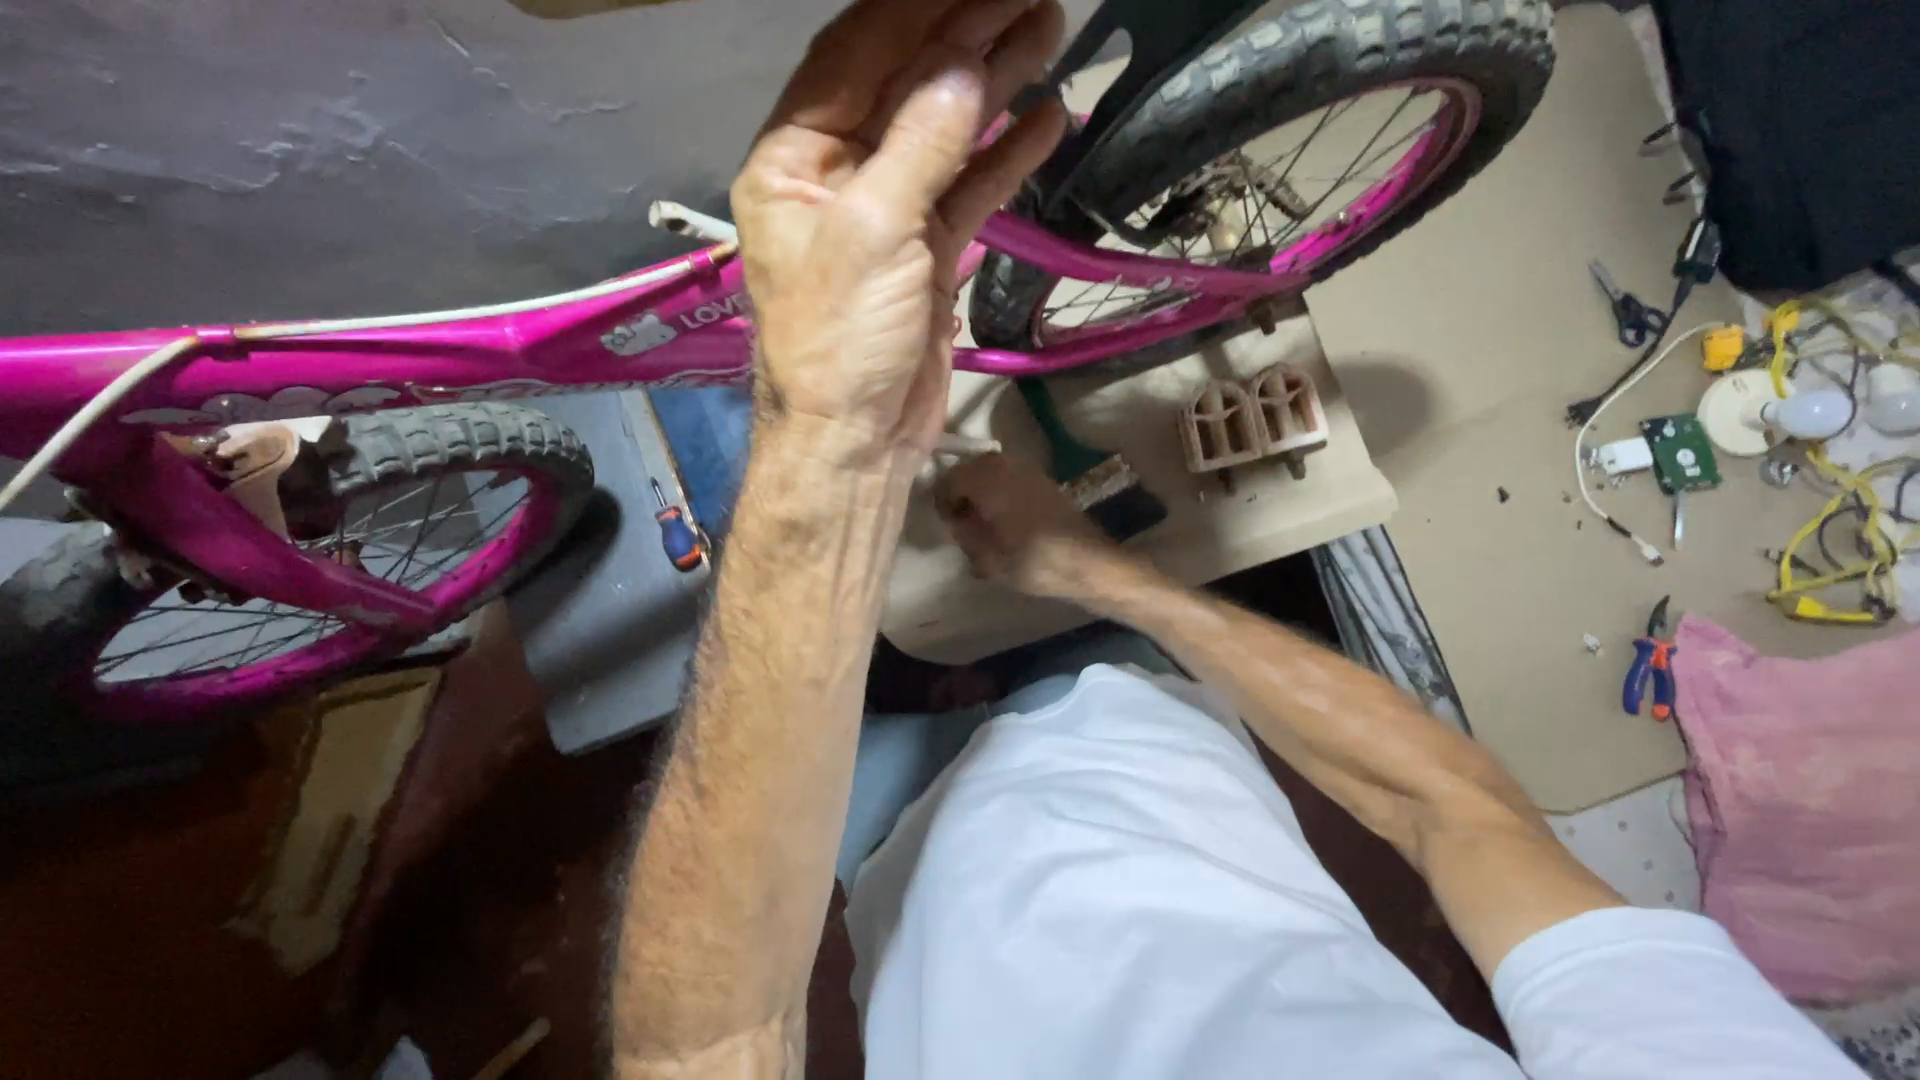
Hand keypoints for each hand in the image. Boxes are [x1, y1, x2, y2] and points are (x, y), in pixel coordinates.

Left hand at [731, 0, 1067, 465]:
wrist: (857, 440)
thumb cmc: (842, 340)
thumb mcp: (873, 232)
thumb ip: (920, 145)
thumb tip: (965, 69)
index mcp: (793, 162)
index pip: (853, 56)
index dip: (915, 9)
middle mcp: (834, 178)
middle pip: (904, 87)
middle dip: (967, 36)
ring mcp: (885, 215)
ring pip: (943, 135)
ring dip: (995, 86)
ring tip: (1050, 29)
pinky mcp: (924, 253)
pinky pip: (967, 190)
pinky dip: (1004, 158)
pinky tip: (1046, 119)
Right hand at [933, 452, 1141, 599]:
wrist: (1089, 562)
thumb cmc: (1034, 561)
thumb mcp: (988, 557)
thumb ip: (964, 533)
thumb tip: (955, 519)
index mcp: (988, 480)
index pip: (950, 478)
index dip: (942, 500)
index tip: (947, 525)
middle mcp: (1007, 466)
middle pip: (971, 471)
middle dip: (962, 493)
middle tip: (963, 525)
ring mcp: (1030, 471)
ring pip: (992, 474)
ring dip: (982, 493)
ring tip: (984, 525)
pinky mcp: (1045, 483)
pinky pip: (1011, 480)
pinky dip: (1002, 495)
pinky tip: (1007, 523)